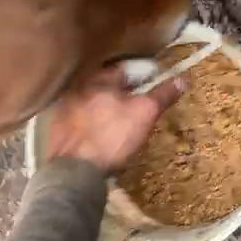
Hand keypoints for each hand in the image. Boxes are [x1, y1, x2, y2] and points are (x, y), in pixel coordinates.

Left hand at [44, 67, 187, 171]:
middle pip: (108, 86)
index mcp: (99, 80)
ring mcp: (64, 110)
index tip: (155, 85)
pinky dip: (94, 124)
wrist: (74, 172)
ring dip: (108, 108)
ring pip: (94, 103)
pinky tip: (104, 136)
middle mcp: (78, 89)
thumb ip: (163, 94)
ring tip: (123, 122)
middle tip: (141, 105)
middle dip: (125, 92)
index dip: (143, 75)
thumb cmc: (113, 136)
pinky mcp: (58, 131)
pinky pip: (82, 120)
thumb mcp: (145, 113)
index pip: (125, 68)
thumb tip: (182, 78)